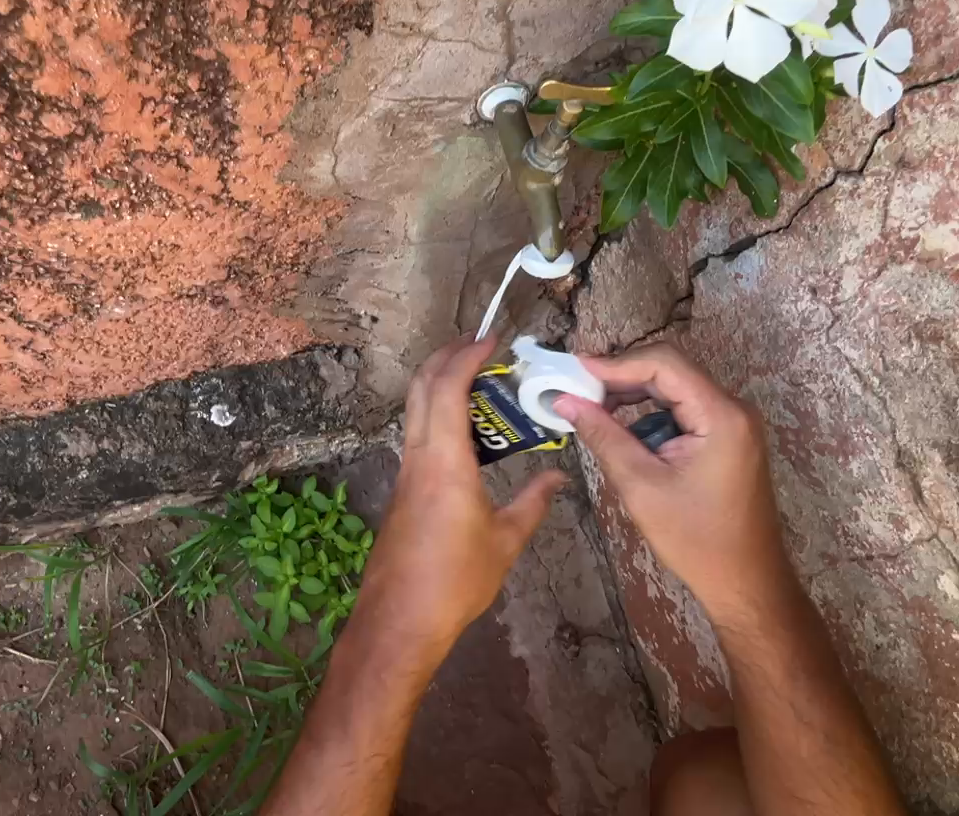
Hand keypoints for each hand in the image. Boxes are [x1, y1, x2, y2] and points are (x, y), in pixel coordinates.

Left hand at [355, 335, 567, 661]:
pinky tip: (463, 426)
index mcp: (445, 460)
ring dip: (438, 380)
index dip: (468, 356)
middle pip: (422, 384)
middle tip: (480, 344)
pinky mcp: (402, 485)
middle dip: (447, 354)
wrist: (400, 618)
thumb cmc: (457, 579)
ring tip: (476, 377)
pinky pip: (417, 429)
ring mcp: (406, 468)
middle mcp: (419, 454)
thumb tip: (559, 479)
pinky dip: (436, 408)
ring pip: (414, 405)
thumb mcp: (506, 541)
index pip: (449, 387)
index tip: (492, 340)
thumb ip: (534, 503)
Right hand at [553, 343, 791, 621]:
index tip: (575, 370)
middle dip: (621, 376)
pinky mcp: (725, 437)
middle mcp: (732, 409)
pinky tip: (621, 429)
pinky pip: (681, 409)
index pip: (664, 364)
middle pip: (669, 370)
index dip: (616, 363)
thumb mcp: (640, 485)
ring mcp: (731, 422)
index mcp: (721, 415)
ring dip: (632, 394)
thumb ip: (602, 435)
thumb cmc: (696, 539)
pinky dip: (648, 413)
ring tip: (592, 408)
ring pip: (673, 388)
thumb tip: (565, 401)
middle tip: (577, 388)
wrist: (746, 583)